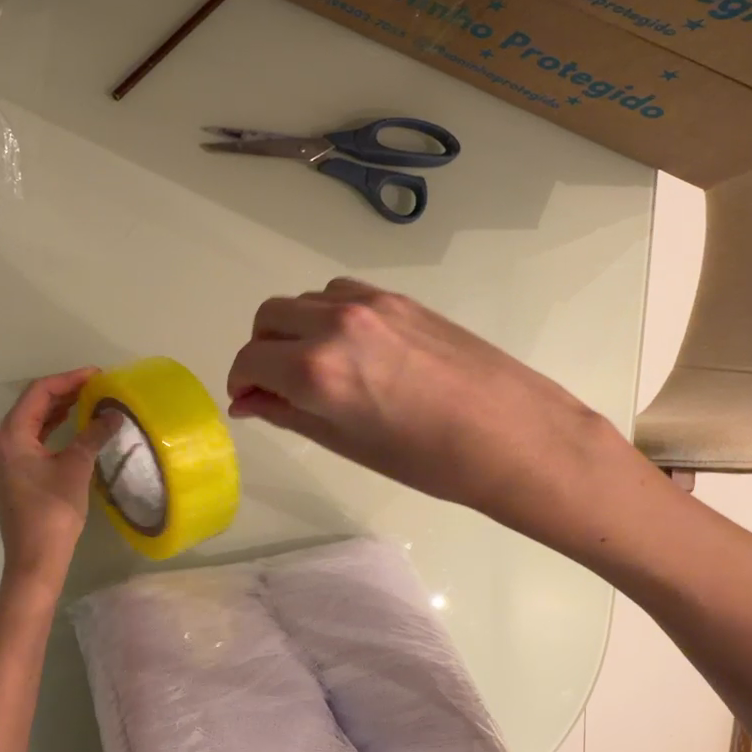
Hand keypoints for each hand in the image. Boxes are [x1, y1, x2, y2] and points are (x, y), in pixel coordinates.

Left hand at [0, 368, 120, 587]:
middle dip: (64, 392)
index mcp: (11, 436)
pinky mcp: (15, 474)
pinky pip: (33, 440)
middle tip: (97, 386)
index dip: (68, 380)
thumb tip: (114, 415)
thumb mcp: (76, 469)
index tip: (97, 375)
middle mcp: (2, 442)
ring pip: (32, 423)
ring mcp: (6, 459)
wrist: (36, 559)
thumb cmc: (53, 512)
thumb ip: (93, 436)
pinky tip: (75, 426)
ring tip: (90, 400)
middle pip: (32, 405)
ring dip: (59, 410)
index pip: (38, 393)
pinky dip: (53, 429)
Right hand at [226, 278, 651, 540]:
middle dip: (260, 351)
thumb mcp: (343, 442)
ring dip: (292, 329)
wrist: (512, 435)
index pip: (249, 360)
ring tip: (315, 366)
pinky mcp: (399, 298)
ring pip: (303, 301)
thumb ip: (286, 412)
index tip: (250, 402)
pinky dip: (326, 314)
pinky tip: (350, 347)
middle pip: (267, 318)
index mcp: (315, 369)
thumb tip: (249, 401)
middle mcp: (334, 324)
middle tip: (276, 385)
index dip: (240, 383)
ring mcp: (370, 304)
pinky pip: (340, 293)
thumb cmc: (424, 458)